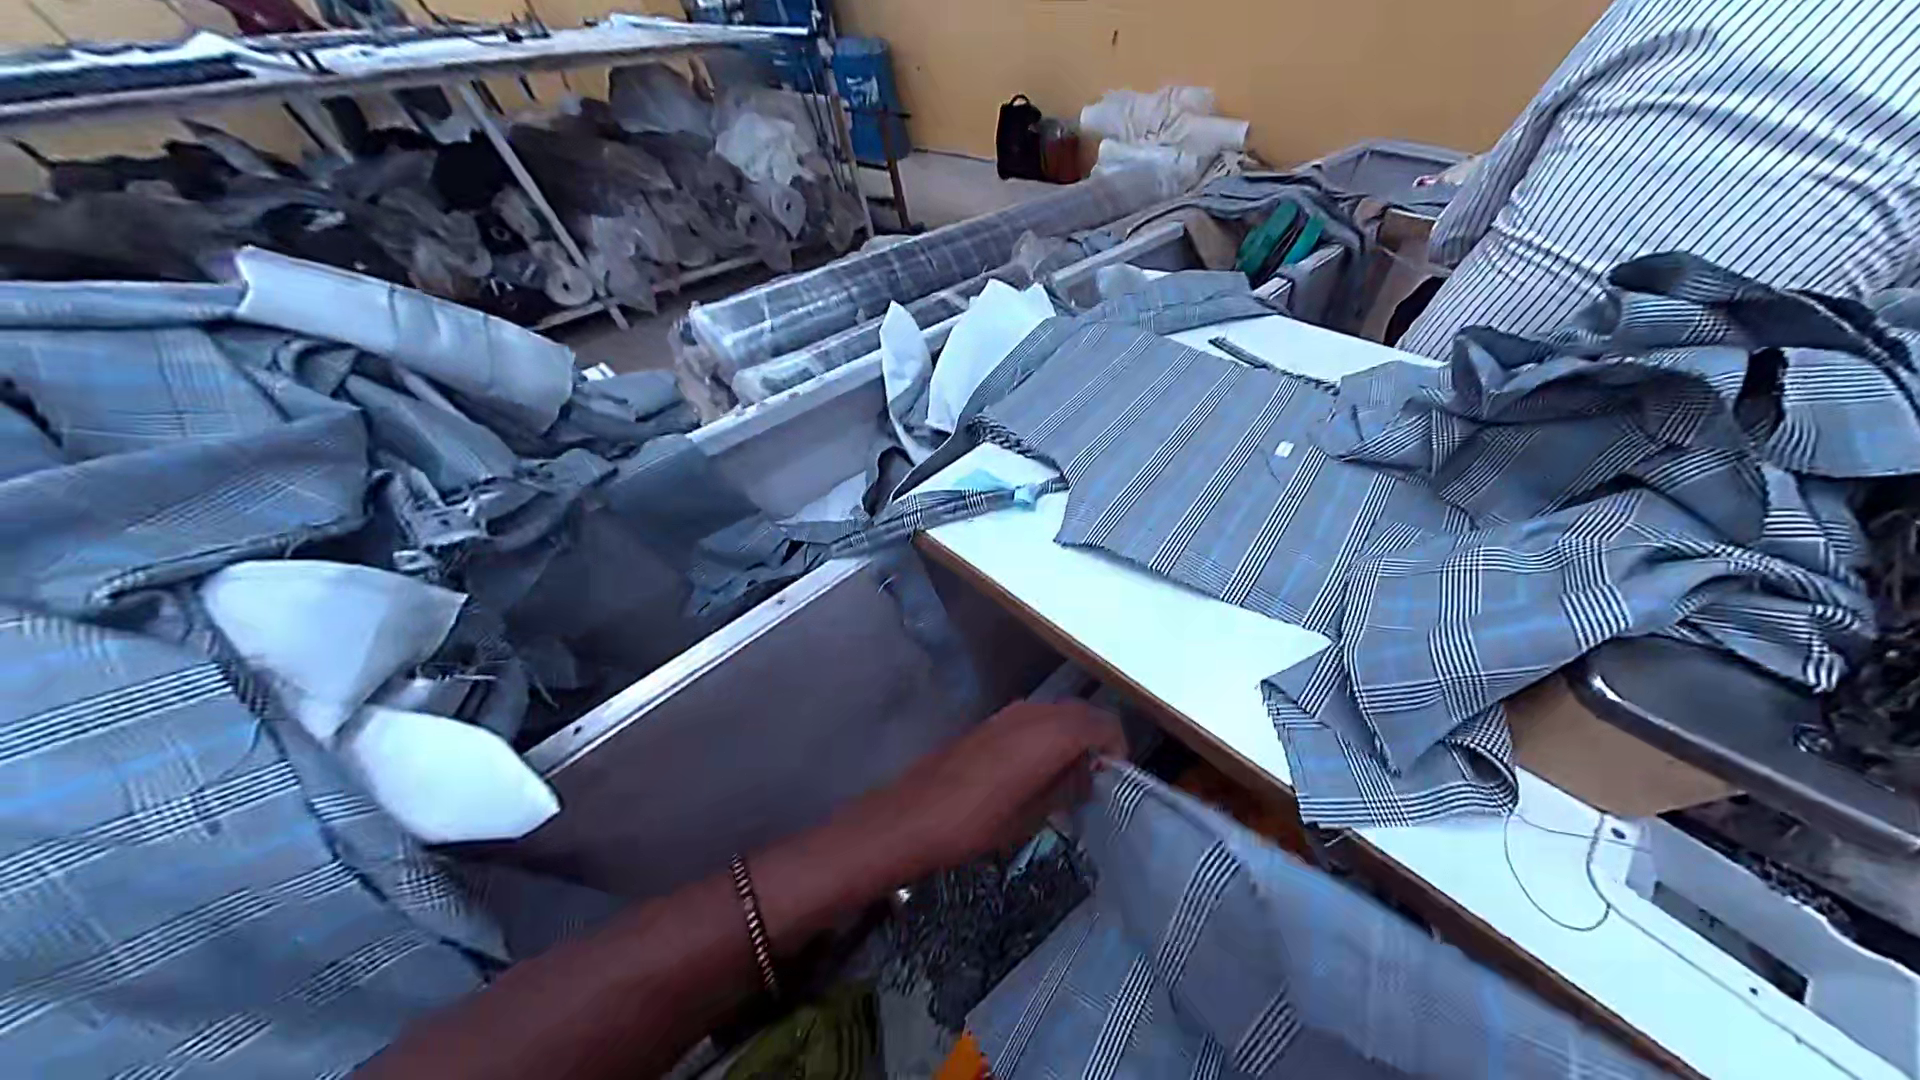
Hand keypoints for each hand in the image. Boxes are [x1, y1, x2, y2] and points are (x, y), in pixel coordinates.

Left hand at [845, 700, 1126, 881]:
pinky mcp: (989, 722)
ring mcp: (1007, 714)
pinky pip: (1033, 719)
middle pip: (1081, 712)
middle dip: (1097, 737)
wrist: (913, 816)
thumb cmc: (976, 822)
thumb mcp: (1032, 814)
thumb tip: (1090, 774)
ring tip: (1070, 776)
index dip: (1117, 747)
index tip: (1116, 777)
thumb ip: (1067, 786)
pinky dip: (1047, 734)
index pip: (1102, 723)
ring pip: (1056, 712)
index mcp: (1049, 734)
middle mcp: (1031, 713)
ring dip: (1071, 734)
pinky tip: (1038, 769)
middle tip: (1098, 777)